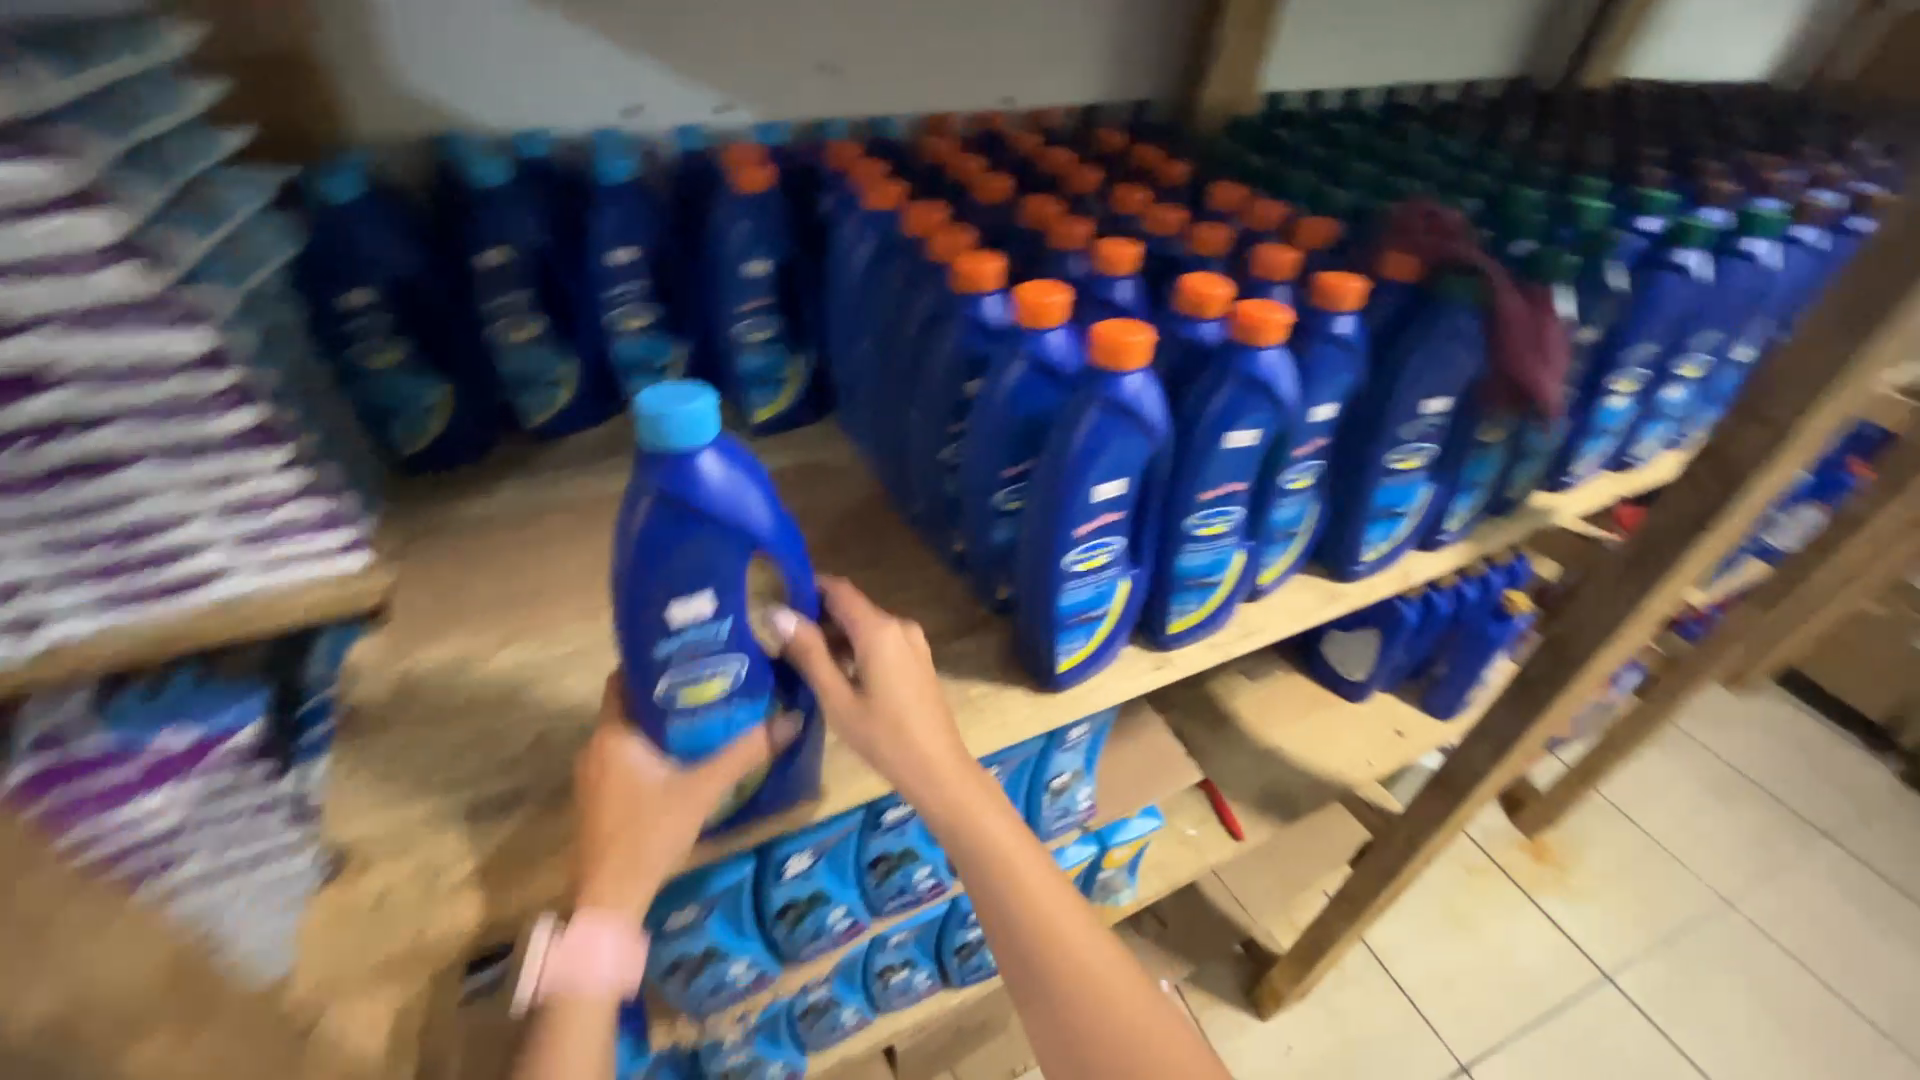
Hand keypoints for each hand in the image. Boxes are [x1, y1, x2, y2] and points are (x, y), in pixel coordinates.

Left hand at [573, 675, 799, 917]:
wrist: (611, 897)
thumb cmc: (651, 833)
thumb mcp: (704, 789)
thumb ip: (747, 753)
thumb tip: (792, 719)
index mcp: (614, 734)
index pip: (624, 678)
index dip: (652, 661)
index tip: (689, 652)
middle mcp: (597, 746)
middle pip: (631, 705)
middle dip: (667, 691)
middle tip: (709, 680)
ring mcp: (594, 775)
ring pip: (629, 733)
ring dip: (660, 722)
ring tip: (703, 711)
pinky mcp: (600, 798)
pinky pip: (626, 757)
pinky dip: (651, 748)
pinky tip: (684, 755)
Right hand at [772, 576, 975, 801]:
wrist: (937, 767)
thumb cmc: (882, 736)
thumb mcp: (837, 698)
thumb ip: (809, 653)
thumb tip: (777, 613)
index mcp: (879, 629)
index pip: (838, 590)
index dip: (807, 588)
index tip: (776, 596)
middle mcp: (899, 625)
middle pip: (852, 608)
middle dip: (817, 617)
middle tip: (779, 635)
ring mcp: (913, 642)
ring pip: (866, 626)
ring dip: (836, 636)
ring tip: (799, 656)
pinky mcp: (918, 659)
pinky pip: (881, 642)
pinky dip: (856, 649)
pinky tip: (835, 672)